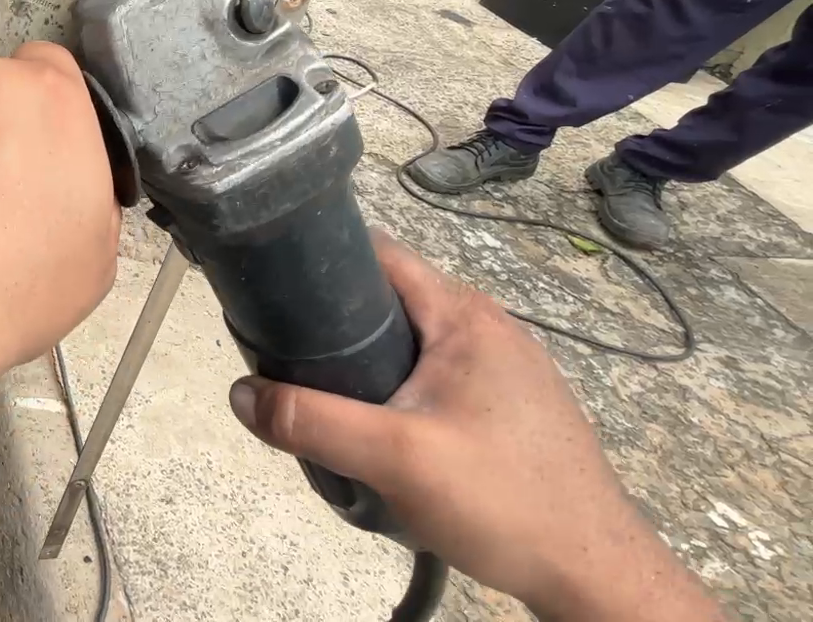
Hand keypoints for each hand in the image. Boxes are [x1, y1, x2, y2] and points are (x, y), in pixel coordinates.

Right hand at [228, 233, 722, 620]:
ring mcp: (498, 369)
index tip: (270, 281)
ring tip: (318, 386)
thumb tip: (238, 394)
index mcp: (464, 316)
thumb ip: (311, 421)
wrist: (601, 586)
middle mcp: (484, 328)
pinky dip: (388, 381)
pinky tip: (371, 419)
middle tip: (285, 346)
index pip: (377, 252)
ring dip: (358, 353)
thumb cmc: (507, 501)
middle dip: (329, 314)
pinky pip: (426, 371)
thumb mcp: (396, 457)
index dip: (318, 255)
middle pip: (384, 295)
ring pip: (404, 338)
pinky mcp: (502, 406)